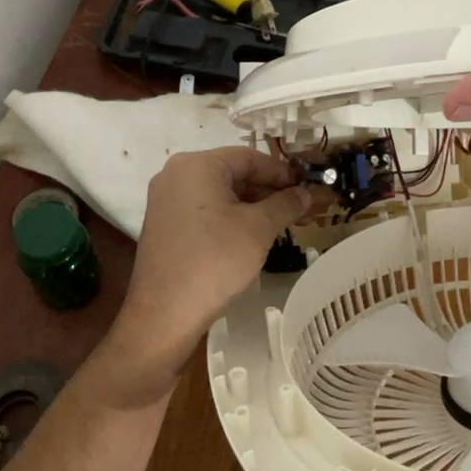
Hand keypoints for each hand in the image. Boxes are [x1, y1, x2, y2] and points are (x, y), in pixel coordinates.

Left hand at [94, 147, 316, 404]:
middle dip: (267, 190)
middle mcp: (175, 175)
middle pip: (232, 173)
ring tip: (279, 224)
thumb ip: (285, 205)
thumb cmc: (215, 261)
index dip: (282, 172)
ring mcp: (165, 200)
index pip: (249, 157)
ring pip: (218, 193)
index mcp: (196, 165)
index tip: (307, 187)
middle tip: (297, 208)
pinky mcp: (163, 224)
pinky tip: (250, 236)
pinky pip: (203, 210)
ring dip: (250, 205)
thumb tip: (306, 193)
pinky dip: (228, 217)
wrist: (166, 313)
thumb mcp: (258, 230)